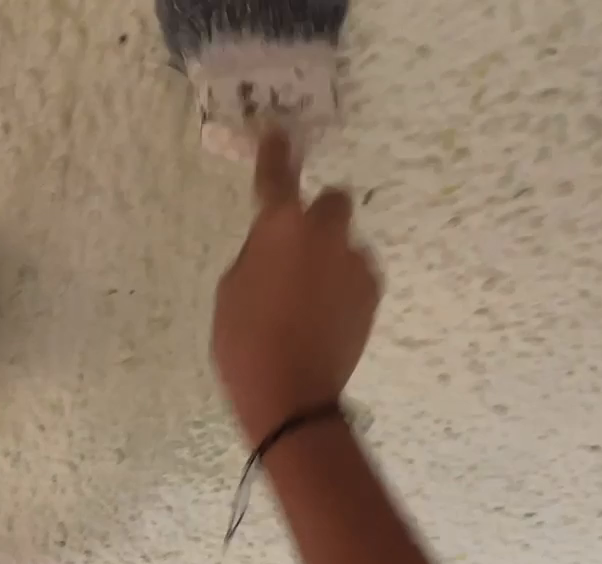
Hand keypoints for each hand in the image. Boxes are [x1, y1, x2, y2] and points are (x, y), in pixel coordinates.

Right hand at [213, 130, 381, 445]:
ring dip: (327, 259)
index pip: (278, 173)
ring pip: (342, 245)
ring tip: (304, 303)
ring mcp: (355, 262)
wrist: (290, 394)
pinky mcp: (372, 292)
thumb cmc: (243, 344)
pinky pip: (353, 276)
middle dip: (315, 218)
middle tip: (294, 253)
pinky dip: (339, 287)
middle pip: (331, 202)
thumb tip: (274, 247)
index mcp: (280, 227)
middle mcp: (324, 232)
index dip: (276, 151)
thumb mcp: (230, 293)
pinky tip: (321, 319)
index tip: (278, 132)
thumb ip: (256, 256)